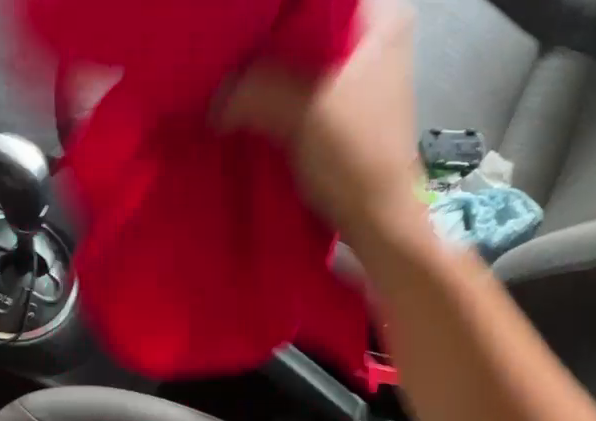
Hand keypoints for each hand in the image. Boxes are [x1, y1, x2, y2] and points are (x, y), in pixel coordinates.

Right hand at [217, 0, 427, 248]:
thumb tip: (214, 96)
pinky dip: (270, 98)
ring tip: (226, 79)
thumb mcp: (303, 113)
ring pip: (295, 59)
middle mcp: (372, 38)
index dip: (276, 11)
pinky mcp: (336, 111)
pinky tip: (242, 106)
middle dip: (263, 43)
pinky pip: (294, 89)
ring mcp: (354, 76)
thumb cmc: (356, 160)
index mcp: (382, 19)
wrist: (376, 223)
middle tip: (225, 54)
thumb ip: (254, 90)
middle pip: (303, 25)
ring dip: (262, 74)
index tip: (239, 24)